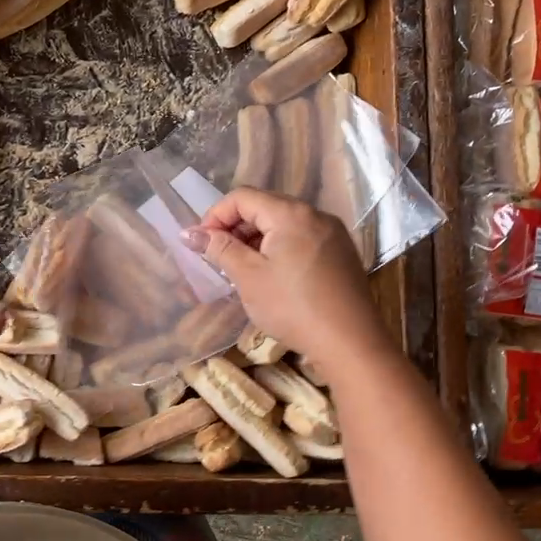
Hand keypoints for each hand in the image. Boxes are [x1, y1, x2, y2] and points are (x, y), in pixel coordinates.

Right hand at [184, 188, 387, 375]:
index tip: (201, 244)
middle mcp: (315, 214)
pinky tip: (272, 276)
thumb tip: (189, 233)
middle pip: (264, 206)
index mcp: (291, 213)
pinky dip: (279, 248)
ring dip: (256, 239)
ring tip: (242, 269)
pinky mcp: (341, 253)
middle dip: (235, 227)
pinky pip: (301, 238)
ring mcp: (332, 233)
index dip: (215, 216)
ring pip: (283, 223)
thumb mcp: (248, 276)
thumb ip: (219, 248)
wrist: (351, 343)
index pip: (242, 197)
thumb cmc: (292, 307)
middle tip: (219, 258)